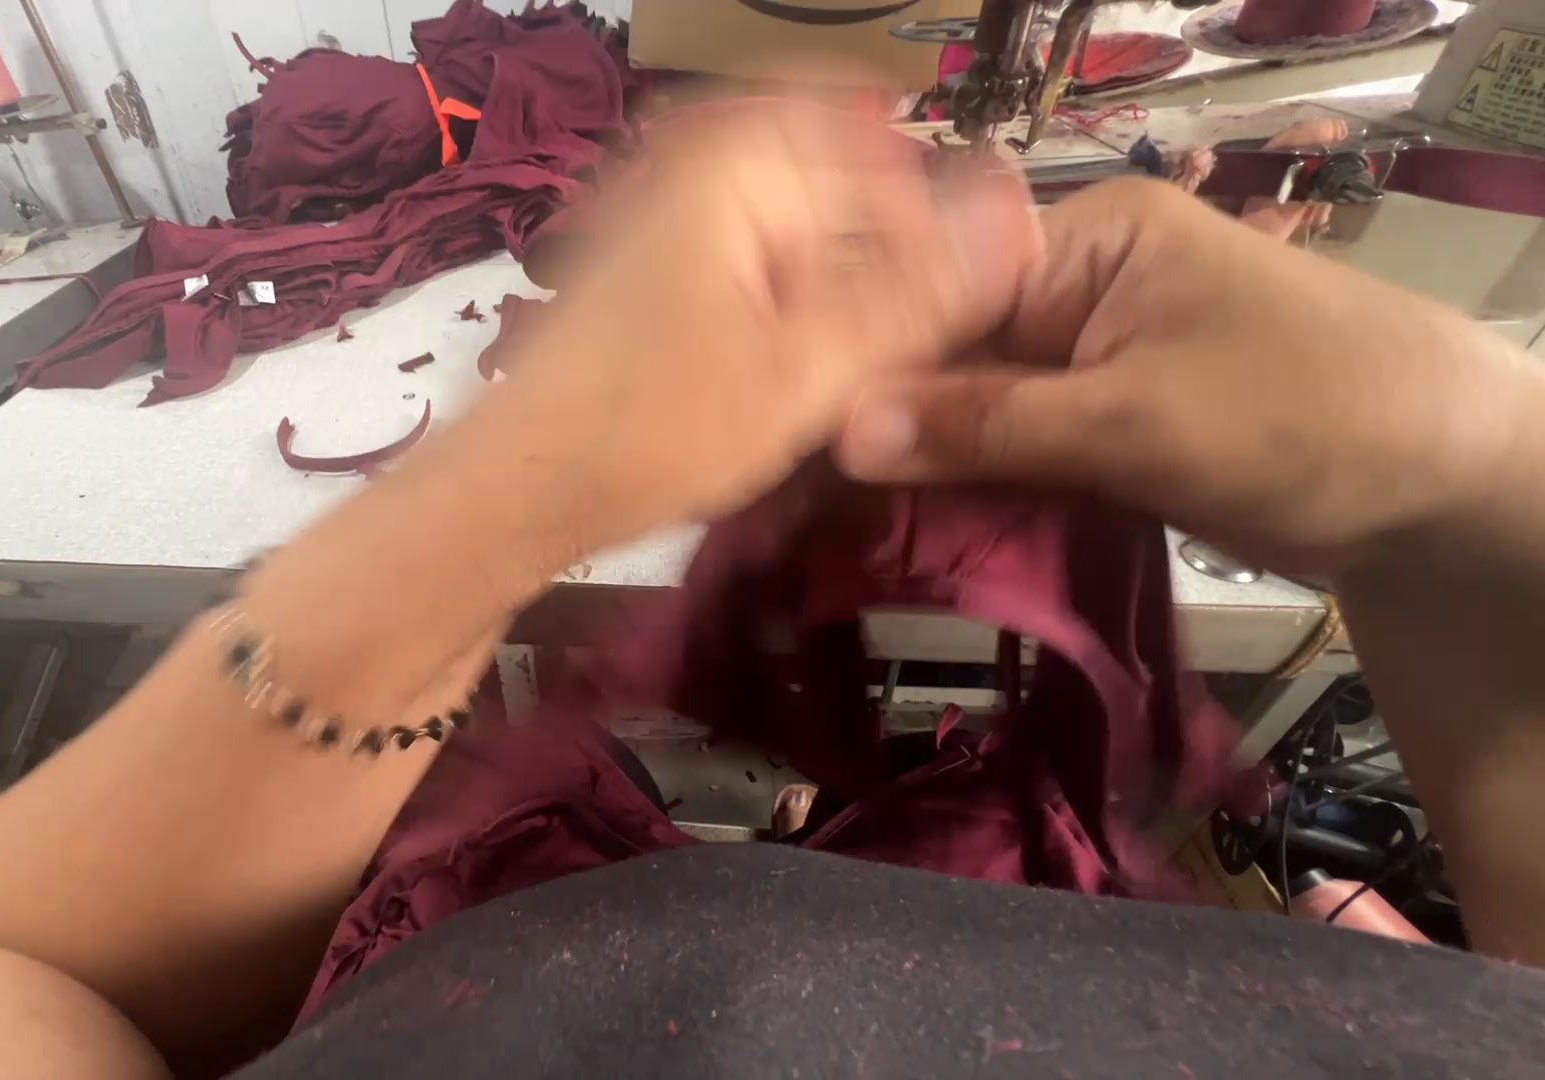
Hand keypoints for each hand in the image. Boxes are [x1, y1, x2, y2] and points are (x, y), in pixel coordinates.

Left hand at [483, 101, 1040, 540]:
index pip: (885, 159)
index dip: (928, 240)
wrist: (525, 484)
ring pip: (785, 248)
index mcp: (737, 163)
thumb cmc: (652, 430)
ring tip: (831, 381)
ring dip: (821, 310)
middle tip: (886, 359)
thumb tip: (1017, 218)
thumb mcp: (805, 368)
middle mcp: (690, 171)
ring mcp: (657, 222)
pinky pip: (737, 279)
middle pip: (833, 202)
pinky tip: (772, 382)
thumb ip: (916, 294)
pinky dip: (770, 323)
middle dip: (871, 281)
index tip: (947, 316)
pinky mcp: (641, 277)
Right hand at [835, 177, 1544, 579]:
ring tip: (835, 513)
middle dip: (885, 425)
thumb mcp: (1136, 422)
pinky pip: (991, 448)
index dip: (866, 363)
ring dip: (914, 463)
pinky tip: (902, 519)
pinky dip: (955, 485)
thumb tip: (843, 434)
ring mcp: (1067, 360)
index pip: (935, 296)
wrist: (1449, 497)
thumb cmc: (1314, 420)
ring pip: (959, 411)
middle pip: (940, 357)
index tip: (800, 434)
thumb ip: (985, 426)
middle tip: (806, 491)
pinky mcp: (1075, 419)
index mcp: (1079, 246)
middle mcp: (1061, 291)